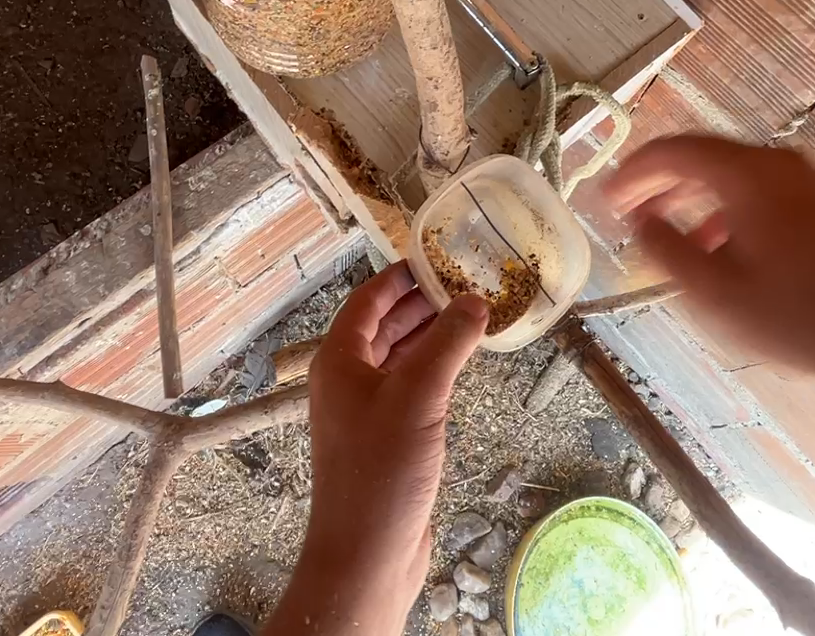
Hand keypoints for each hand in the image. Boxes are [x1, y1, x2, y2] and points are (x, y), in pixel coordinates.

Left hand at [267, 263, 486, 635]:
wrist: (367, 557)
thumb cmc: (382, 471)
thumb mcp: (419, 395)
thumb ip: (448, 343)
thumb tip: (475, 300)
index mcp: (339, 359)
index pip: (368, 299)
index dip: (400, 276)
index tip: (435, 256)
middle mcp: (348, 378)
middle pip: (384, 324)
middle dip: (421, 303)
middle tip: (464, 283)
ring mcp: (366, 409)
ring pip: (400, 355)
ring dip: (431, 335)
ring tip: (472, 314)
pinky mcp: (386, 436)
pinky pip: (411, 385)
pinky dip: (435, 367)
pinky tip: (462, 362)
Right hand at [604, 135, 814, 394]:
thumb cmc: (803, 320)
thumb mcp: (717, 294)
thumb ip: (666, 249)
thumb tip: (639, 219)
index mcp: (746, 174)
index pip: (670, 151)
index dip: (629, 173)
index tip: (602, 200)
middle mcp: (775, 162)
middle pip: (699, 156)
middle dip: (656, 183)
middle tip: (625, 213)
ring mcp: (804, 179)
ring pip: (727, 174)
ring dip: (688, 197)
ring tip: (665, 232)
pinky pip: (755, 190)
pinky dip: (722, 207)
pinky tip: (717, 247)